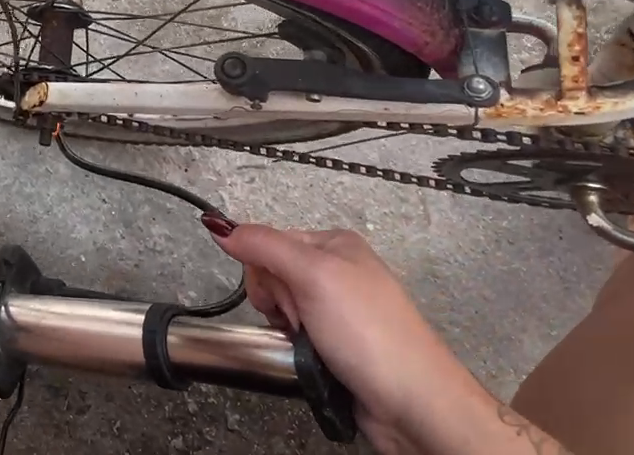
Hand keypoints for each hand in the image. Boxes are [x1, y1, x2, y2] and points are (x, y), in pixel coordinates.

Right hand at [213, 225, 493, 453]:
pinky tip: (311, 355)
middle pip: (273, 273)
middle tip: (302, 321)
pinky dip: (296, 344)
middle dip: (277, 301)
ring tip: (309, 343)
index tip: (286, 296)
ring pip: (281, 306)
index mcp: (335, 244)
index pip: (269, 241)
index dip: (265, 270)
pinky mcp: (339, 343)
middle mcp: (338, 271)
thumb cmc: (367, 332)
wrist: (417, 407)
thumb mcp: (312, 276)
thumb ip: (262, 245)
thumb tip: (216, 225)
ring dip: (285, 326)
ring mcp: (339, 309)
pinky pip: (296, 333)